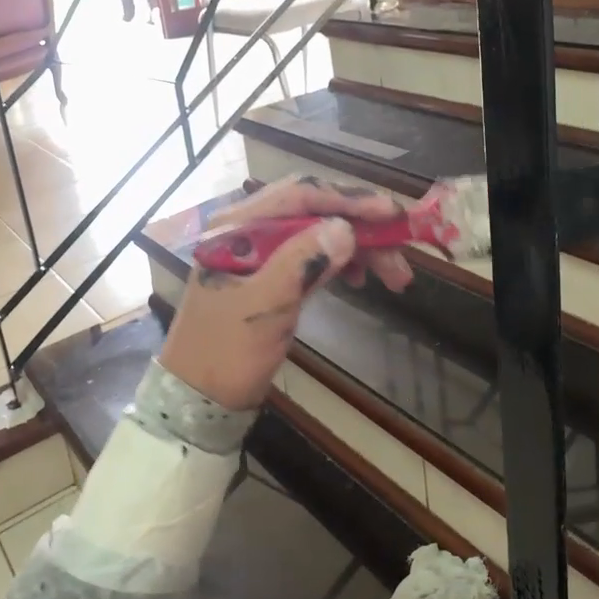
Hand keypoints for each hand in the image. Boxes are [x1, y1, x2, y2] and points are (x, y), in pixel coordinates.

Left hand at [159, 176, 415, 411]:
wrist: (197, 402)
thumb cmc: (226, 354)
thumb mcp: (265, 308)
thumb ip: (302, 262)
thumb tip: (344, 227)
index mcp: (236, 227)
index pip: (299, 196)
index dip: (348, 199)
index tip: (390, 212)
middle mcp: (245, 231)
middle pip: (312, 211)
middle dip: (359, 226)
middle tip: (401, 250)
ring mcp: (256, 253)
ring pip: (316, 233)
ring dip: (357, 247)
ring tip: (394, 275)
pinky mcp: (267, 275)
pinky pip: (310, 255)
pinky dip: (338, 262)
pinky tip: (358, 278)